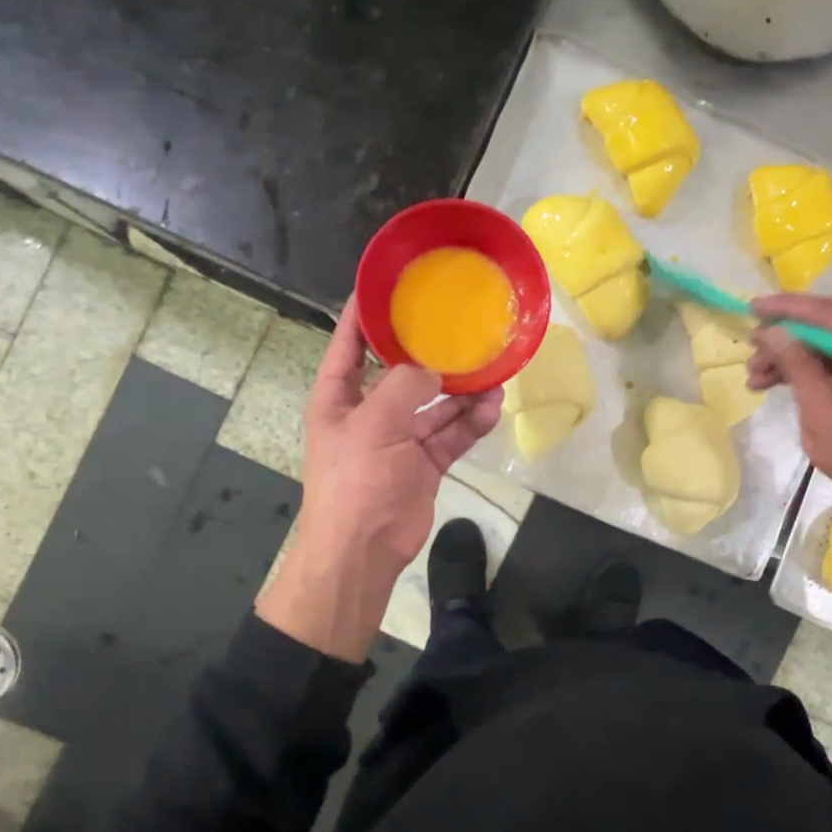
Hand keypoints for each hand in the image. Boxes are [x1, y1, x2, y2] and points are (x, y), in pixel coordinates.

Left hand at [256, 299, 502, 660]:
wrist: (363, 548)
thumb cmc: (356, 479)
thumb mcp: (374, 423)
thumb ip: (405, 386)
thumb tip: (433, 368)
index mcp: (339, 396)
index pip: (350, 343)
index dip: (366, 313)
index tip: (391, 283)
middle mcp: (368, 412)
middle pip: (402, 372)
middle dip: (431, 354)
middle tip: (462, 327)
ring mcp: (399, 438)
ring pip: (434, 404)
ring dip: (461, 391)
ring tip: (492, 371)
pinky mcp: (425, 463)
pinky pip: (450, 434)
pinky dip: (470, 422)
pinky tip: (492, 406)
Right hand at [748, 294, 831, 521]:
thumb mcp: (820, 410)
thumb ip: (797, 365)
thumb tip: (771, 330)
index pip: (826, 312)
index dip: (786, 308)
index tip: (750, 309)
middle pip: (823, 325)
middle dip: (781, 337)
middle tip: (750, 353)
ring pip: (821, 344)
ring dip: (786, 356)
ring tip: (755, 376)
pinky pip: (827, 361)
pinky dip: (800, 369)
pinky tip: (771, 382)